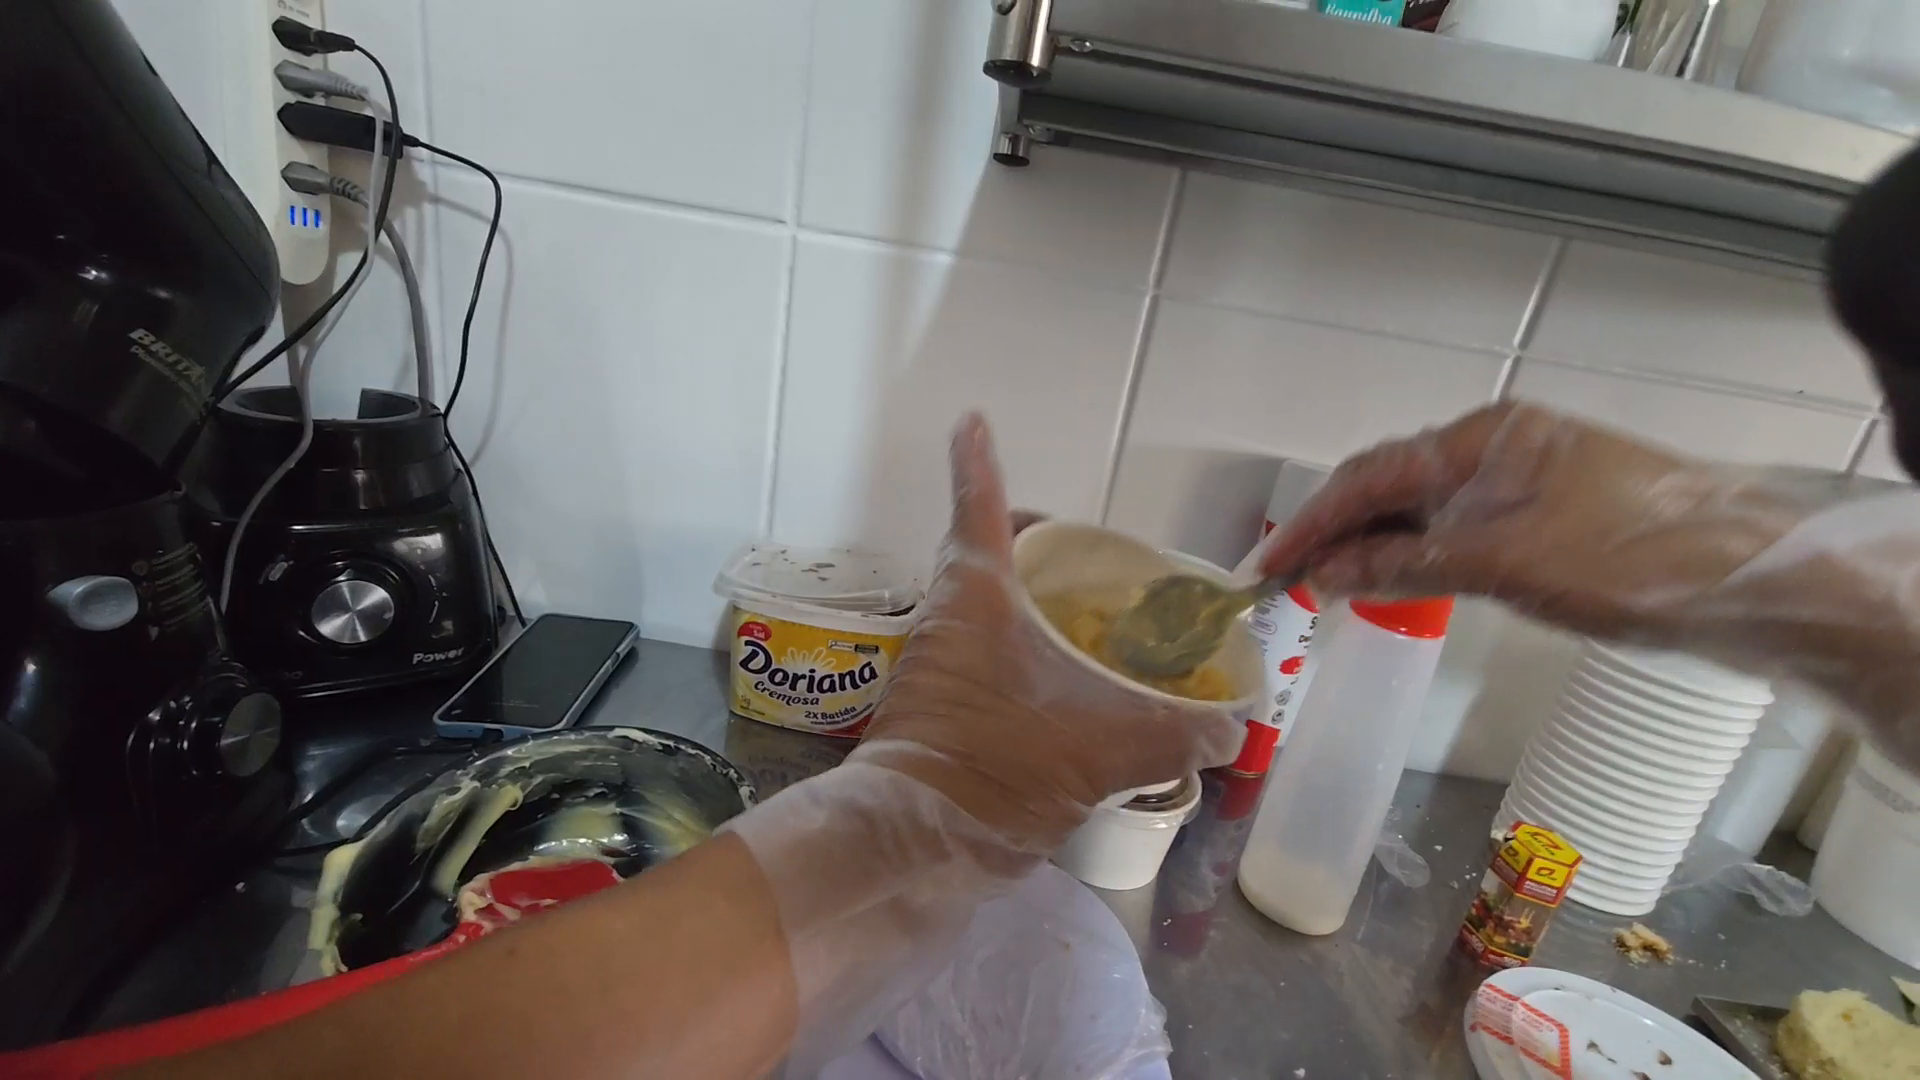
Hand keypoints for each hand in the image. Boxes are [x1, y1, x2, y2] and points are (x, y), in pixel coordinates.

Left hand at [856, 415, 1242, 849]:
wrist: (907, 845)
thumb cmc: (991, 770)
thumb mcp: (1097, 752)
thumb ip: (1173, 737)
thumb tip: (1233, 730)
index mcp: (976, 596)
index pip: (979, 508)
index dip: (978, 460)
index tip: (972, 420)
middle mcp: (949, 616)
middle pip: (989, 550)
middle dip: (1037, 543)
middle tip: (1098, 563)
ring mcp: (939, 660)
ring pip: (989, 603)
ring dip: (1036, 600)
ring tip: (1099, 623)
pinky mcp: (940, 702)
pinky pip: (988, 650)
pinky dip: (1028, 647)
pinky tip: (1072, 682)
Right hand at [1252, 402, 1799, 641]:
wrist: (1758, 583)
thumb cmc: (1626, 558)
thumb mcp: (1501, 562)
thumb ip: (1401, 565)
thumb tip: (1321, 576)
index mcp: (1479, 440)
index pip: (1369, 478)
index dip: (1312, 523)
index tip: (1268, 565)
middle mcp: (1488, 451)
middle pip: (1385, 489)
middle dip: (1331, 533)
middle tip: (1284, 579)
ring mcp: (1509, 484)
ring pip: (1412, 512)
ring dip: (1364, 548)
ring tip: (1318, 585)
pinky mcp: (1527, 517)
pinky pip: (1443, 531)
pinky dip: (1404, 557)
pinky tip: (1379, 580)